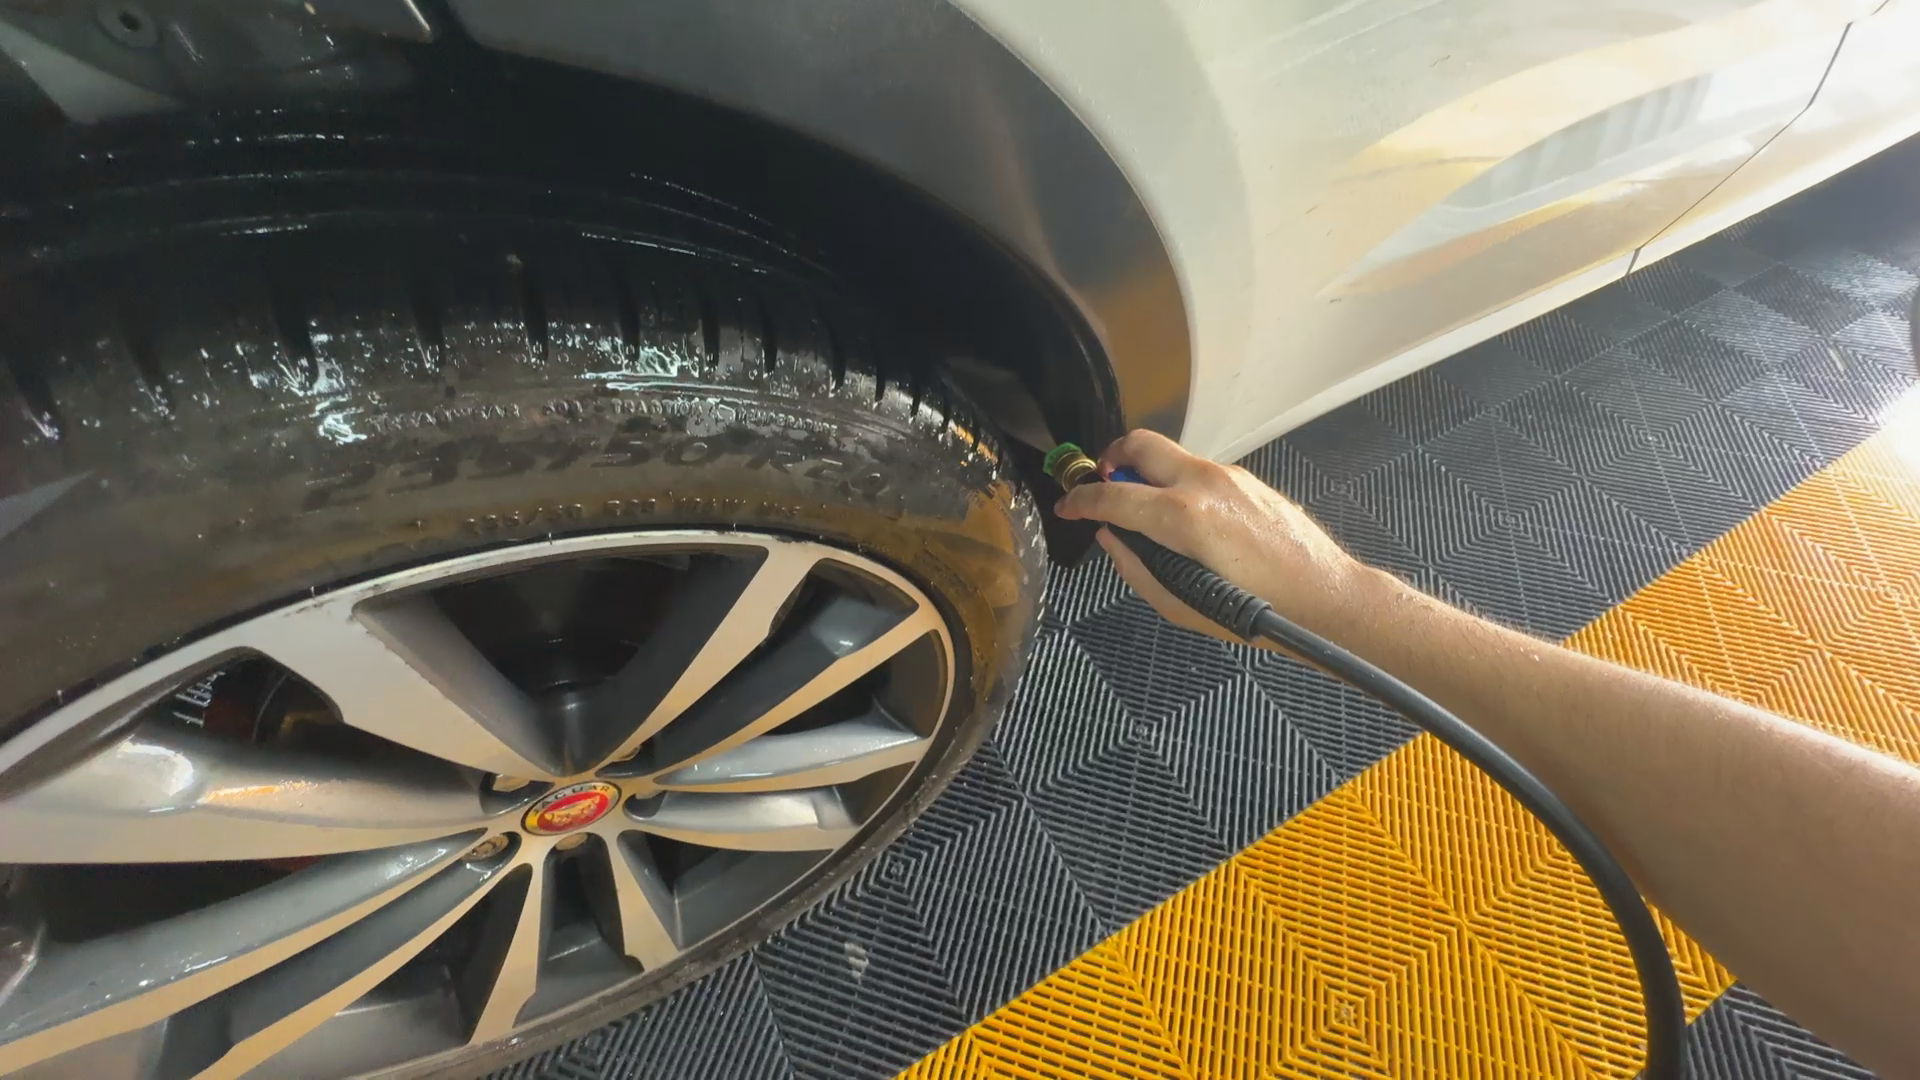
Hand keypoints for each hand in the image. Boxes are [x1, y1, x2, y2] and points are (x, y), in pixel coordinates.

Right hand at [1054, 430, 1374, 643]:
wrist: (1324, 596)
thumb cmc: (1254, 608)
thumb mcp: (1178, 603)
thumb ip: (1134, 565)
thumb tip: (1112, 537)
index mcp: (1182, 517)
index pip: (1112, 495)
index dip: (1079, 500)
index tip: (1067, 505)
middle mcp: (1203, 483)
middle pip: (1139, 443)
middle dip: (1109, 458)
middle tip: (1103, 486)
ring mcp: (1228, 476)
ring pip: (1169, 456)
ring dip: (1146, 474)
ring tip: (1146, 514)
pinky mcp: (1246, 480)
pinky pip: (1195, 471)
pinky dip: (1175, 484)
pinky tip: (1184, 520)